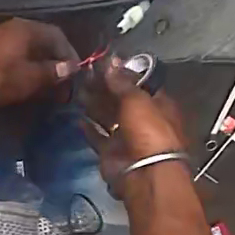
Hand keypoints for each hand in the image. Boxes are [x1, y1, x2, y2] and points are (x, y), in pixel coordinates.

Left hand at [0, 19, 77, 130]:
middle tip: (63, 84)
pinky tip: (27, 82)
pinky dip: (26, 67)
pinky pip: (16, 55)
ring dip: (41, 66)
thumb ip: (52, 72)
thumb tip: (72, 67)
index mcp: (26, 28)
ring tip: (48, 86)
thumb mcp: (29, 78)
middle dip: (56, 62)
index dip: (70, 54)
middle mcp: (13, 27)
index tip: (76, 75)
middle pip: (43, 41)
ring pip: (29, 49)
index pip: (58, 35)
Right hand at [82, 57, 186, 186]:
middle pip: (120, 100)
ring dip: (93, 105)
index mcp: (157, 104)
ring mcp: (127, 137)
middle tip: (84, 74)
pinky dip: (88, 128)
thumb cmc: (148, 131)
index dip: (120, 73)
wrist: (145, 173)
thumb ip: (121, 81)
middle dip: (103, 88)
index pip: (138, 84)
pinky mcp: (111, 153)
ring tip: (77, 90)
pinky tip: (78, 118)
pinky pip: (98, 137)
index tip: (101, 63)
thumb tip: (110, 61)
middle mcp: (143, 119)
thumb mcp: (137, 100)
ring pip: (107, 117)